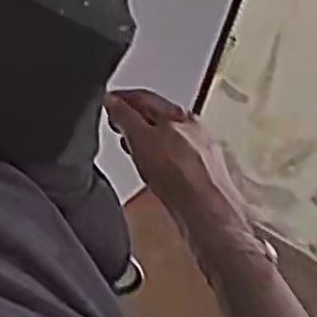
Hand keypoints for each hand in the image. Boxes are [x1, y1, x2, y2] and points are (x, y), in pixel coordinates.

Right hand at [106, 89, 253, 249]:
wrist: (210, 219)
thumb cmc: (180, 178)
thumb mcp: (138, 137)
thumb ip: (122, 114)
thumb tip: (111, 100)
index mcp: (183, 115)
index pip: (144, 96)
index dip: (120, 99)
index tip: (106, 104)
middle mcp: (198, 131)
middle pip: (156, 117)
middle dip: (134, 122)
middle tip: (118, 128)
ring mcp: (205, 154)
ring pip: (167, 139)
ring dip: (147, 143)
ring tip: (135, 154)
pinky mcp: (208, 176)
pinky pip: (176, 160)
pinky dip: (161, 161)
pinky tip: (156, 174)